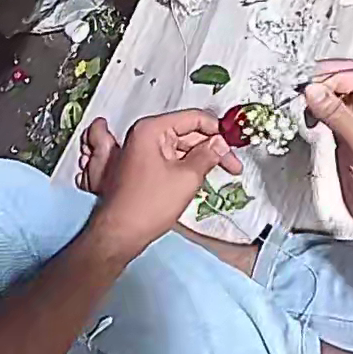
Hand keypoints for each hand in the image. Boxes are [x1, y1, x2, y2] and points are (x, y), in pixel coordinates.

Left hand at [79, 111, 242, 260]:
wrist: (118, 235)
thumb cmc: (149, 205)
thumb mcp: (187, 177)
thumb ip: (209, 155)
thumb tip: (221, 143)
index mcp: (152, 129)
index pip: (194, 118)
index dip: (218, 130)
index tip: (234, 145)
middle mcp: (145, 134)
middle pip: (188, 132)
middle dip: (212, 147)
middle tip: (234, 165)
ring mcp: (142, 150)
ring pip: (181, 146)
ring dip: (202, 158)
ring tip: (223, 172)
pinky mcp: (143, 166)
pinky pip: (172, 158)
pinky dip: (188, 166)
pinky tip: (203, 177)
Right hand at [301, 60, 352, 253]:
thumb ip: (337, 114)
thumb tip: (314, 90)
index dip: (336, 78)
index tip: (313, 83)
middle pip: (349, 83)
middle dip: (325, 82)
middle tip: (302, 85)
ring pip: (337, 97)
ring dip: (319, 96)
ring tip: (303, 99)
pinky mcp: (349, 136)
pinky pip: (330, 114)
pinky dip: (317, 111)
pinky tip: (310, 114)